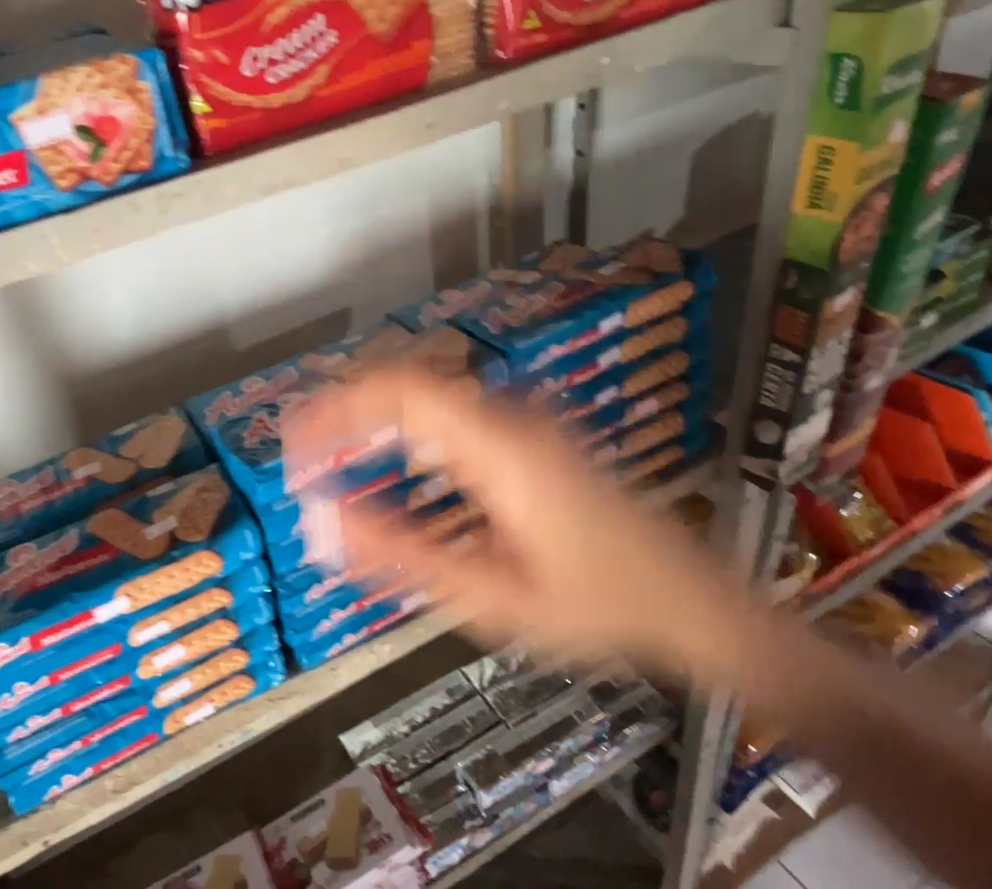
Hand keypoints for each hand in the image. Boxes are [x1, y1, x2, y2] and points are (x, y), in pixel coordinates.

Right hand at [284, 367, 749, 674]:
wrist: (696, 602)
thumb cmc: (600, 607)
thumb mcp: (491, 597)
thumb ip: (402, 556)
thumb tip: (325, 523)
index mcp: (501, 448)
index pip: (399, 391)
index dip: (336, 407)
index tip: (294, 443)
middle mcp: (515, 416)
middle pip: (409, 384)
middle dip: (346, 413)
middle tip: (304, 458)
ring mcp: (531, 419)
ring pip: (431, 395)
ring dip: (376, 420)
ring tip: (333, 461)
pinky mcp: (538, 432)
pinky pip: (457, 413)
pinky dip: (410, 430)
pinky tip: (394, 466)